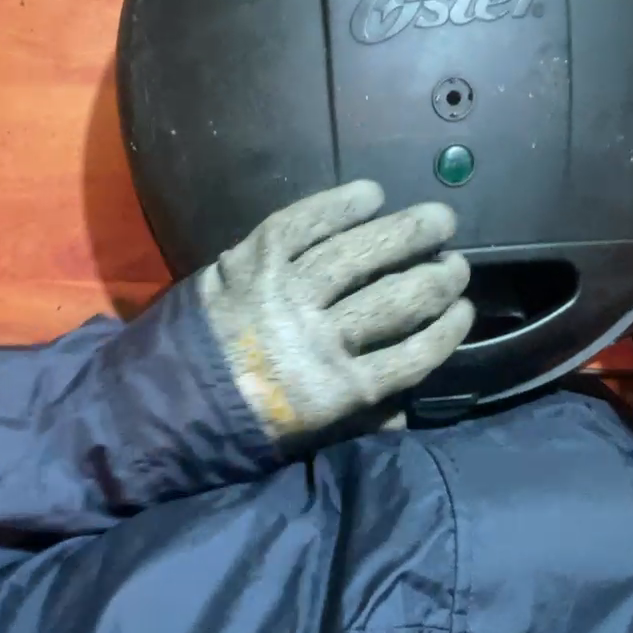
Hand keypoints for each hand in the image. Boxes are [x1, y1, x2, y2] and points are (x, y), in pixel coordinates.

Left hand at [196, 180, 474, 447]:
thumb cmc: (242, 421)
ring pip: (359, 255)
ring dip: (405, 234)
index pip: (412, 356)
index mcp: (335, 390)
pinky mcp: (252, 259)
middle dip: (436, 279)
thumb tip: (405, 415)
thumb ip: (357, 421)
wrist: (168, 397)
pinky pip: (304, 223)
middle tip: (455, 264)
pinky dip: (339, 205)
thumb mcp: (304, 437)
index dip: (445, 331)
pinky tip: (371, 195)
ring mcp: (284, 292)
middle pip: (395, 300)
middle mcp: (318, 338)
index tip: (464, 311)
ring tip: (437, 221)